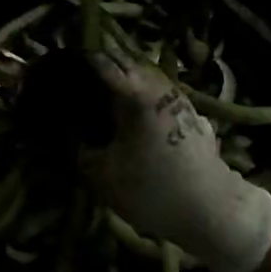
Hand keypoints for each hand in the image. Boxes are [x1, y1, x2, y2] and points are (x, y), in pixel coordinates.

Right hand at [80, 43, 270, 271]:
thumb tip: (62, 122)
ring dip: (116, 76)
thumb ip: (74, 144)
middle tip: (71, 79)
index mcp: (135, 92)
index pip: (98, 59)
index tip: (57, 68)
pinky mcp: (185, 108)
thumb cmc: (153, 190)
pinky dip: (133, 90)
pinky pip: (151, 87)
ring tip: (93, 93)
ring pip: (137, 72)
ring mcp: (175, 93)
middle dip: (95, 65)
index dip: (75, 60)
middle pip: (119, 59)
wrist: (213, 212)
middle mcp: (157, 84)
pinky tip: (120, 109)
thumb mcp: (100, 174)